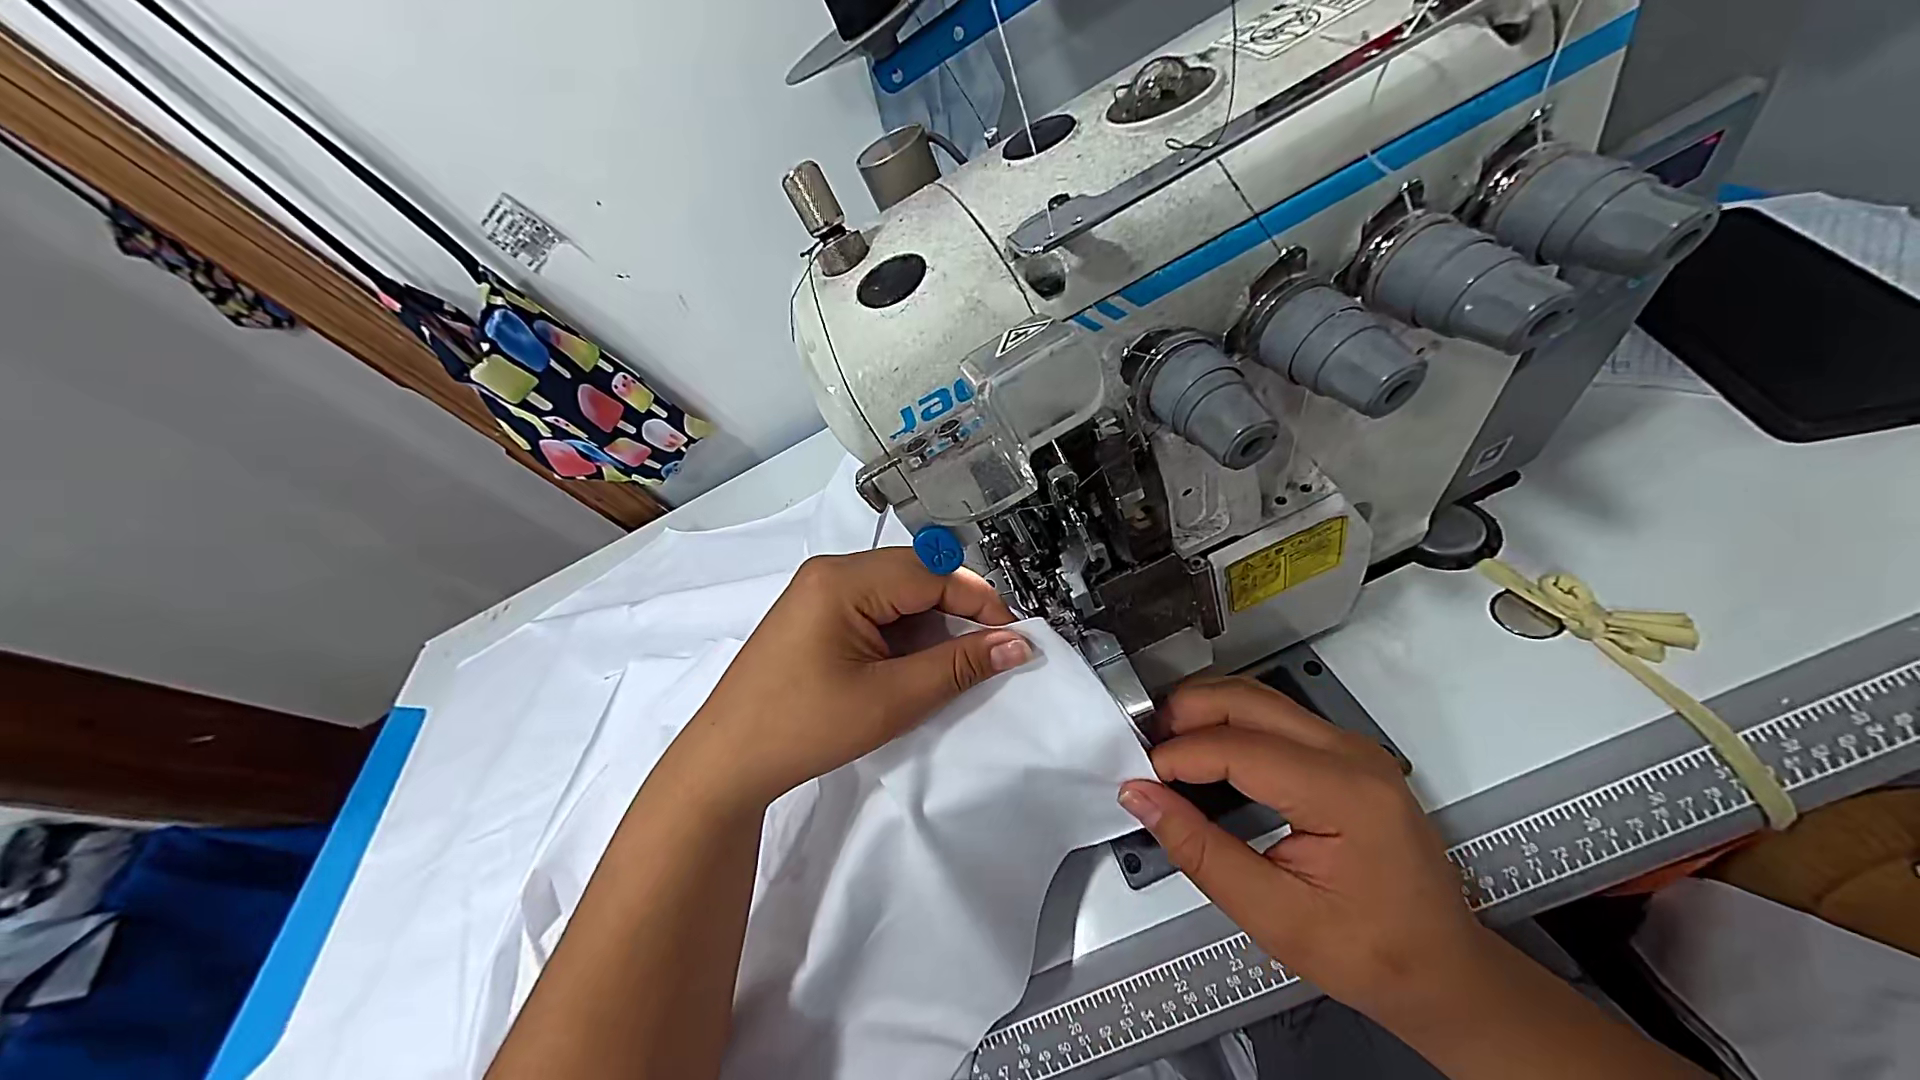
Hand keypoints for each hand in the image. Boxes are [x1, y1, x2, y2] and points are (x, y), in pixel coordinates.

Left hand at [673, 547, 1033, 807]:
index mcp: (843, 580)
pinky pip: (875, 606)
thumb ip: (958, 666)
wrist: (727, 762)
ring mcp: (819, 591)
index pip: (933, 572)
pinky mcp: (816, 613)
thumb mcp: (891, 699)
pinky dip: (902, 632)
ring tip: (940, 668)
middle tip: (982, 653)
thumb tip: (1014, 643)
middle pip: (917, 575)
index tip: (1011, 635)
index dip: (980, 601)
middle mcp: (830, 572)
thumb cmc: (799, 728)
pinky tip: (906, 667)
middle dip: (955, 611)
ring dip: (929, 624)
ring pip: (899, 591)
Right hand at [1116, 678, 1485, 1022]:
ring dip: (1203, 711)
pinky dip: (1226, 721)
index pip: (1239, 748)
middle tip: (1146, 748)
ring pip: (1256, 696)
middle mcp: (1352, 756)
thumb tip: (1144, 799)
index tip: (1143, 777)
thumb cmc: (1376, 952)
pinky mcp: (1341, 751)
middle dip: (1185, 713)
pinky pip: (1271, 713)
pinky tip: (1203, 749)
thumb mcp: (1274, 915)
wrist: (1442, 968)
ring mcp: (1350, 748)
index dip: (1179, 757)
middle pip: (1247, 699)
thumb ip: (1199, 849)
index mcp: (1346, 795)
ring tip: (1167, 748)